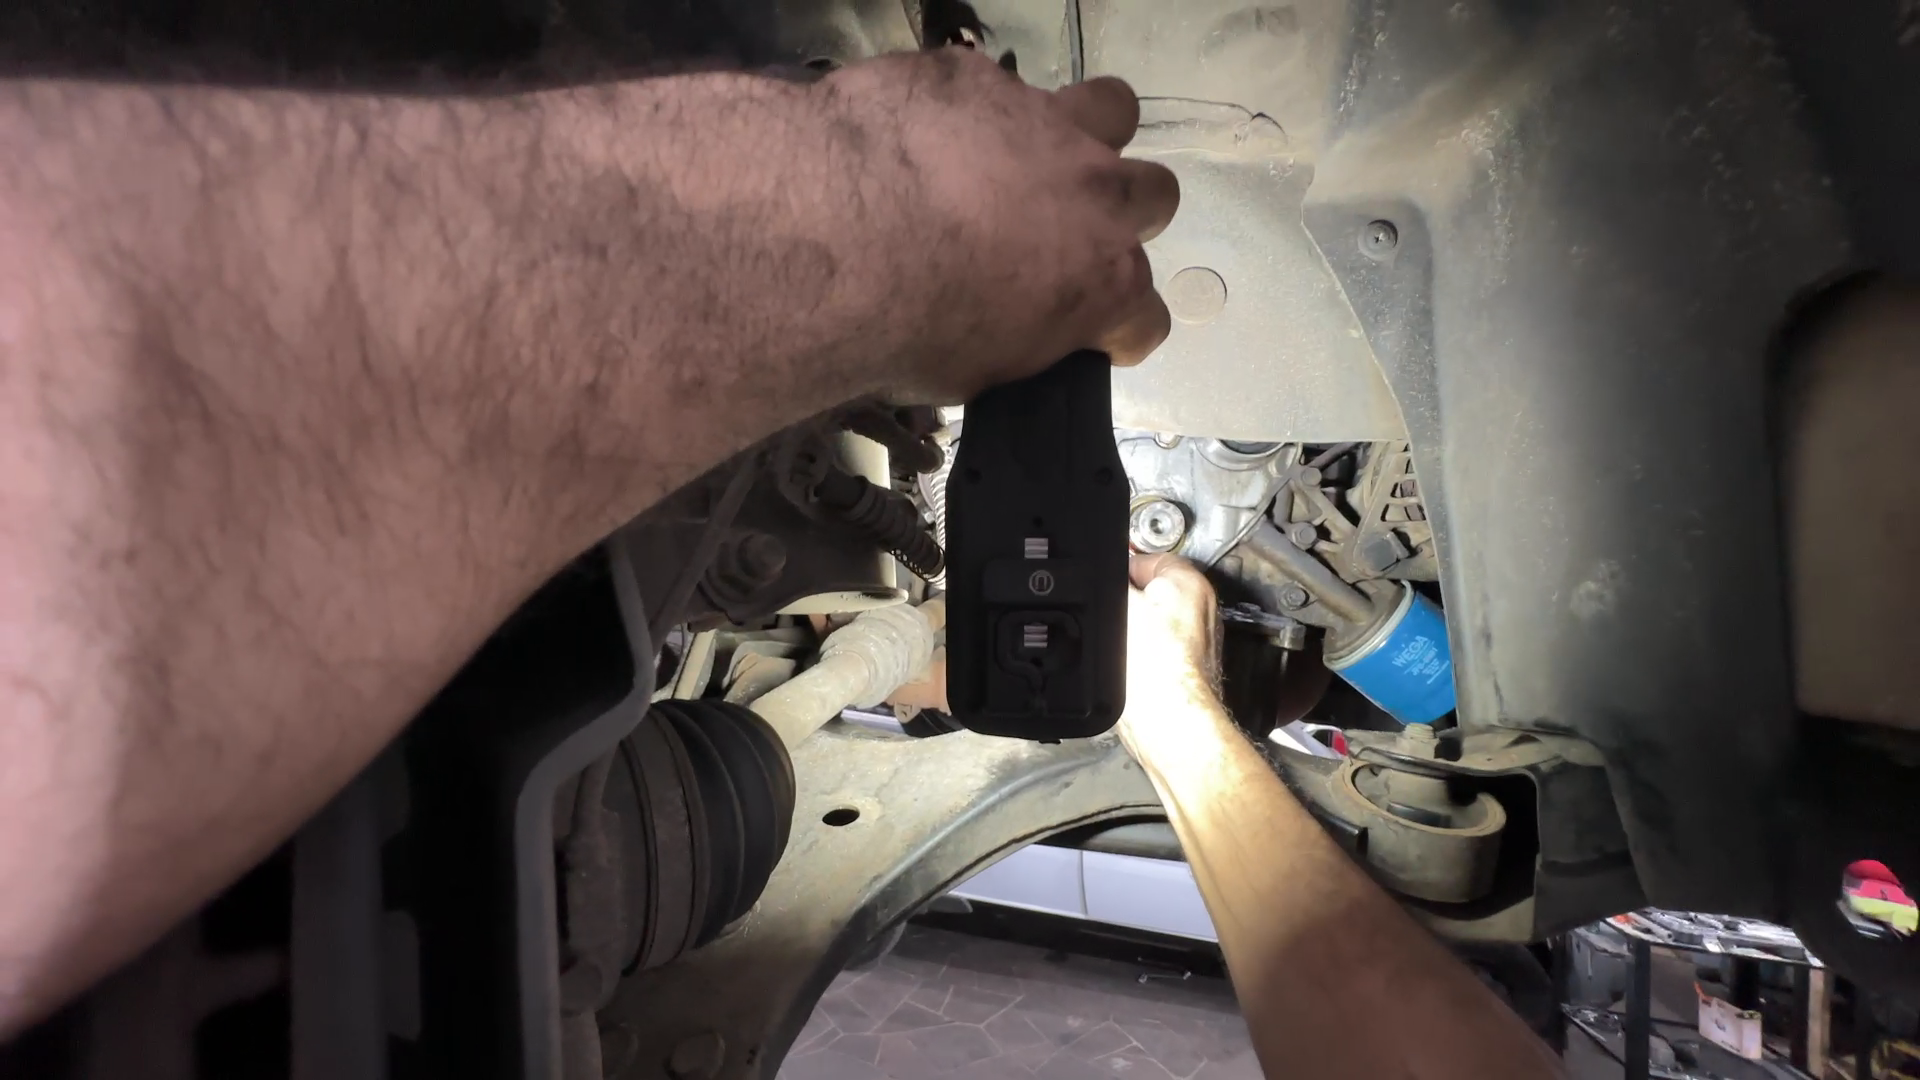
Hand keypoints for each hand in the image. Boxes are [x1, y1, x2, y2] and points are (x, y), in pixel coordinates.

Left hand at [800, 48, 1179, 401]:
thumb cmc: (910, 334)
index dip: (1119, 332)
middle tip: (1063, 235)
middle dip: (1120, 218)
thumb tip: (1002, 332)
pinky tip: (931, 138)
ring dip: (1083, 138)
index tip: (1092, 338)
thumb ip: (1015, 342)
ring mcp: (1045, 126)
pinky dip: (974, 117)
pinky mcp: (980, 78)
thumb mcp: (972, 375)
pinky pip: (995, 87)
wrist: (839, 243)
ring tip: (1027, 161)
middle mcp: (1096, 198)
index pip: (1146, 318)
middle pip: (1154, 197)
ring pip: (1111, 110)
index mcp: (1102, 287)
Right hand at [1117, 554, 1224, 761]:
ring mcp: (1191, 642)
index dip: (1116, 567)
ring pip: (1146, 623)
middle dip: (1123, 601)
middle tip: (1107, 616)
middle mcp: (1199, 609)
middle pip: (1147, 591)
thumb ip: (1107, 578)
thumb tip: (1097, 569)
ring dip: (1128, 631)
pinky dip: (1135, 655)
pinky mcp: (1179, 669)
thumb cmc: (1153, 667)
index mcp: (1188, 583)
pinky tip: (1125, 665)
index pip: (1145, 557)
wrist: (1166, 723)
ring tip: (1117, 644)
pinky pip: (1149, 651)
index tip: (1098, 581)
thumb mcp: (1116, 604)